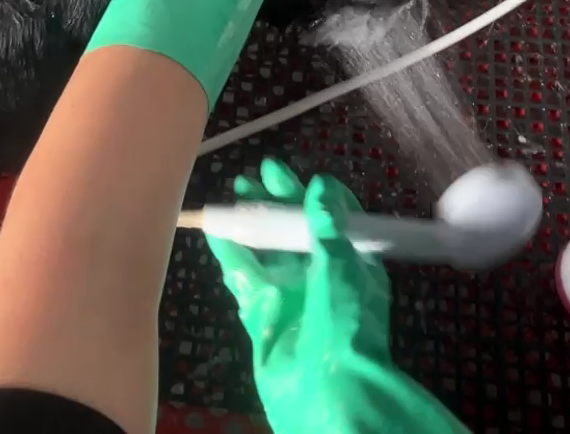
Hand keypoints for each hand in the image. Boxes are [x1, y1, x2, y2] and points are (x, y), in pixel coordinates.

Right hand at [206, 160, 468, 433]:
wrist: (331, 393)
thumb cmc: (346, 322)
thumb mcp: (342, 265)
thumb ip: (327, 224)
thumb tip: (320, 184)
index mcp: (351, 263)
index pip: (330, 218)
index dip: (309, 194)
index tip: (289, 175)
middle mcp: (321, 275)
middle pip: (294, 229)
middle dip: (275, 201)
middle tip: (253, 176)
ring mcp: (292, 295)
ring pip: (268, 248)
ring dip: (252, 220)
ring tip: (235, 192)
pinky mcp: (265, 314)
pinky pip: (245, 275)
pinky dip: (231, 251)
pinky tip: (217, 228)